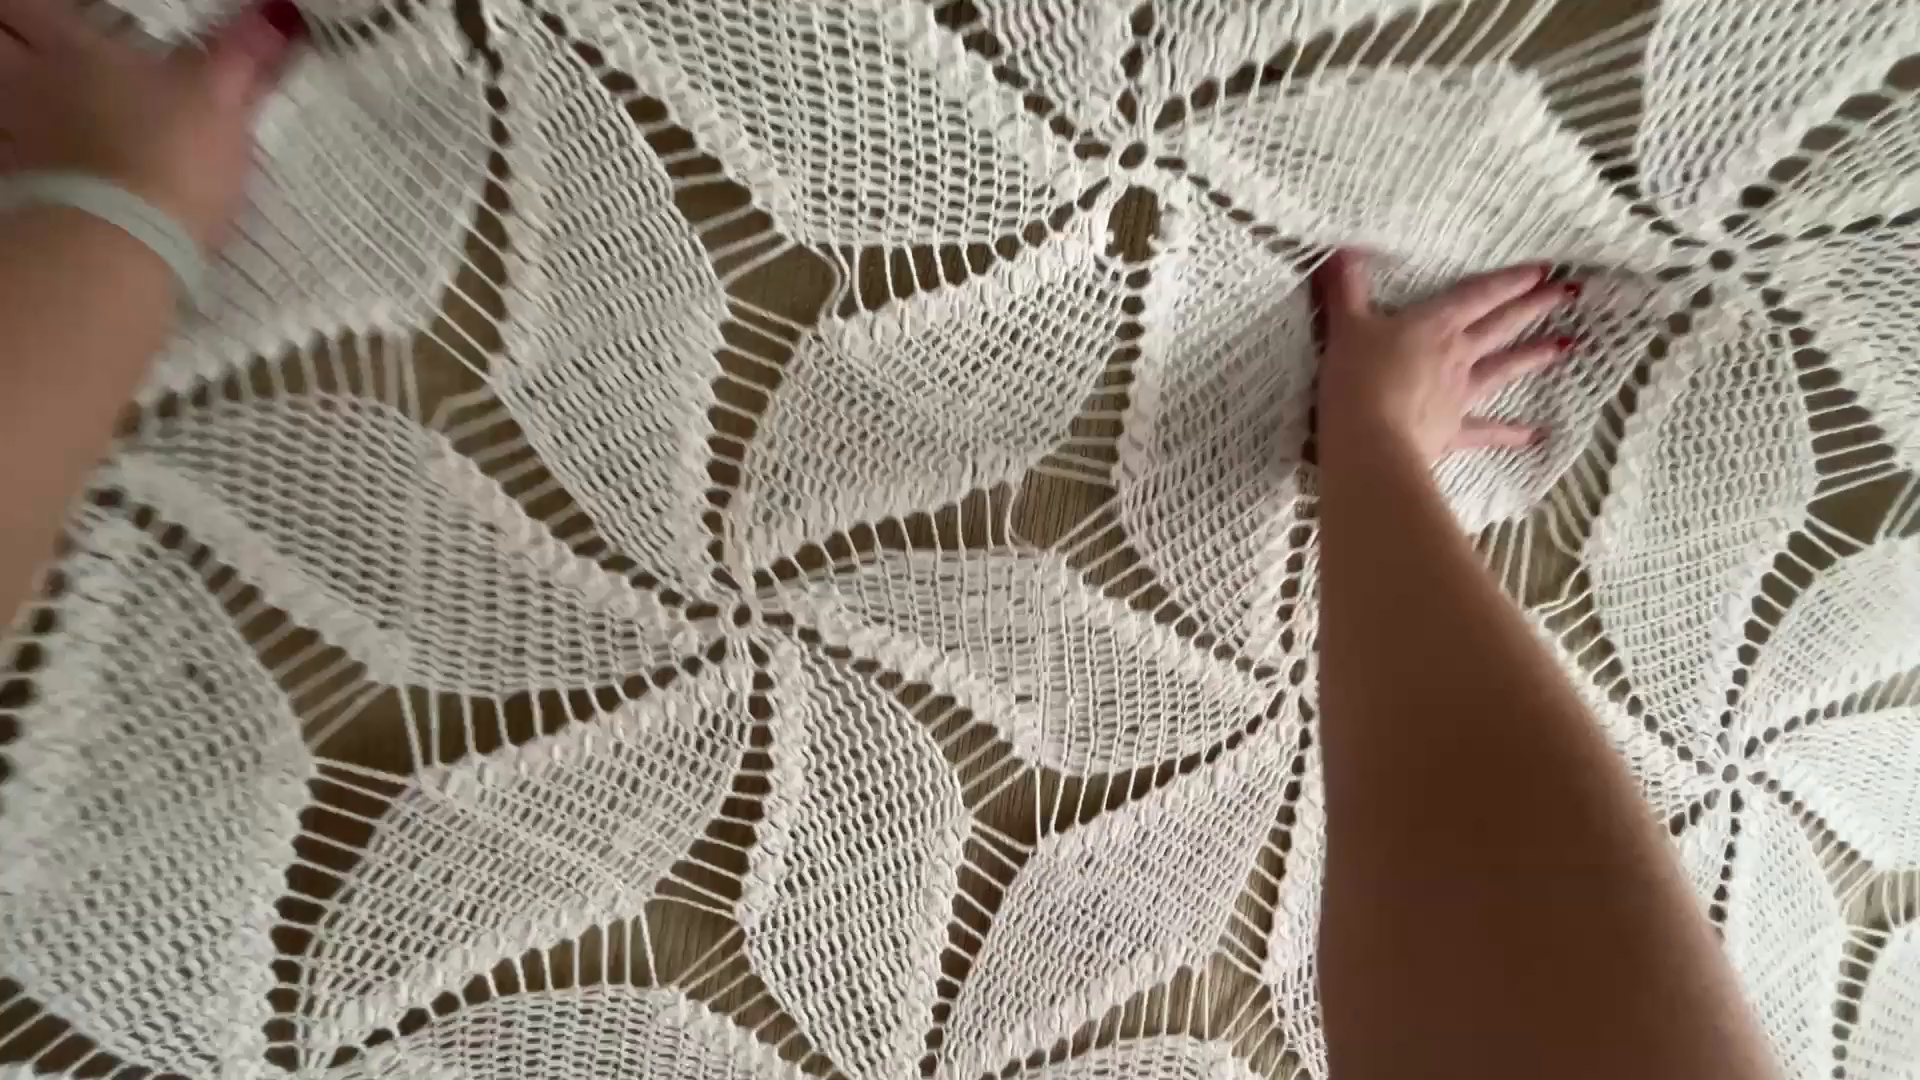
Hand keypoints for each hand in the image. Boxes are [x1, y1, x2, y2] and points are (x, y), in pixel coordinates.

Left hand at [0, 0, 304, 250]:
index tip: (62, 17)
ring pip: (2, 96)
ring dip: (16, 97)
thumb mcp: (221, 104)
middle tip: (33, 50)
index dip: (39, 9)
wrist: (128, 235)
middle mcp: (29, 79)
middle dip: (13, 42)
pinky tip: (49, 160)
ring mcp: (20, 130)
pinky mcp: (27, 181)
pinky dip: (28, 153)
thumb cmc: (172, 156)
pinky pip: (15, 154)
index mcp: (73, 52)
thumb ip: (243, 57)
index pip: (30, 7)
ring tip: (41, 107)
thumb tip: (279, 13)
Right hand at [1314, 250, 1576, 462]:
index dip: (1507, 281)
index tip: (1541, 269)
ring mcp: (1459, 394)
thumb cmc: (1356, 379)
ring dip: (1532, 357)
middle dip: (1533, 307)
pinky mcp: (1452, 430)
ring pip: (1502, 370)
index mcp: (1434, 326)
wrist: (1369, 439)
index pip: (1477, 296)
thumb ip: (1346, 288)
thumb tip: (1340, 247)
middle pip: (1500, 326)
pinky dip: (1510, 433)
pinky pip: (1486, 431)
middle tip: (1567, 293)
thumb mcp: (1345, 327)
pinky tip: (1535, 435)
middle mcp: (1457, 355)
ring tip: (1565, 346)